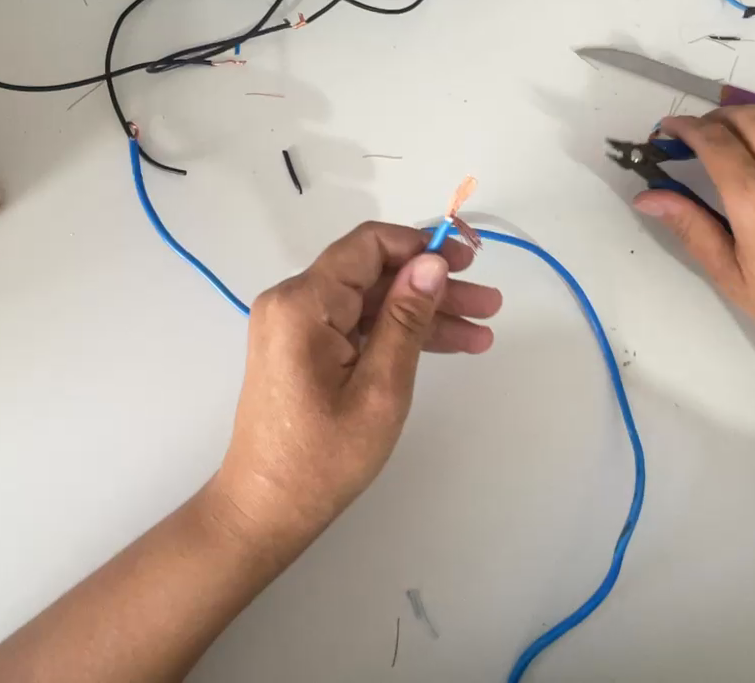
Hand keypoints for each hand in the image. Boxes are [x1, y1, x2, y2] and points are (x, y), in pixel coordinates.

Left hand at [209, 222, 501, 546]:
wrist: (266, 511)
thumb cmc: (323, 458)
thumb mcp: (380, 388)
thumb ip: (406, 319)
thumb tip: (431, 262)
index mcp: (304, 302)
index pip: (368, 245)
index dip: (421, 245)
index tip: (467, 260)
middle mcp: (293, 301)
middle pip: (374, 273)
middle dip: (434, 286)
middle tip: (488, 302)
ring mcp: (296, 324)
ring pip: (371, 300)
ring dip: (424, 313)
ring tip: (483, 331)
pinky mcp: (302, 346)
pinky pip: (357, 324)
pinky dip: (398, 333)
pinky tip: (448, 345)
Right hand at [635, 107, 754, 377]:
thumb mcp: (729, 273)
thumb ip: (689, 226)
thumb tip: (647, 197)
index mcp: (754, 198)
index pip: (714, 141)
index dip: (685, 127)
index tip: (667, 128)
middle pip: (750, 118)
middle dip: (717, 116)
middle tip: (697, 132)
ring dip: (753, 119)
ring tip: (734, 136)